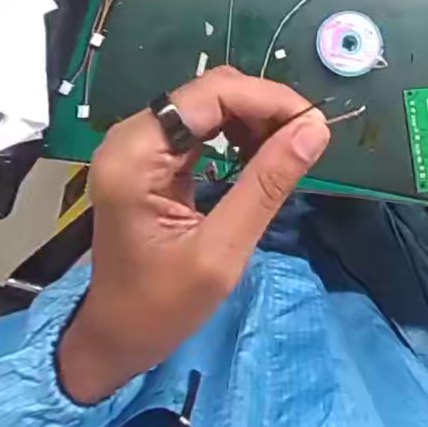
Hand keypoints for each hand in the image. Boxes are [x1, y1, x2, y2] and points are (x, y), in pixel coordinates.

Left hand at [58, 67, 330, 403]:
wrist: (113, 334)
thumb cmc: (159, 306)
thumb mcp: (220, 252)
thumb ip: (265, 185)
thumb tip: (313, 130)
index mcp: (135, 153)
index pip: (209, 94)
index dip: (266, 99)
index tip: (314, 124)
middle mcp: (131, 134)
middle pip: (208, 92)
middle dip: (263, 107)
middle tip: (306, 139)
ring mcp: (137, 141)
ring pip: (207, 103)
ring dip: (252, 118)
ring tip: (286, 151)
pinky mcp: (148, 153)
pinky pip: (199, 124)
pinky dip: (235, 132)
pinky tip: (258, 156)